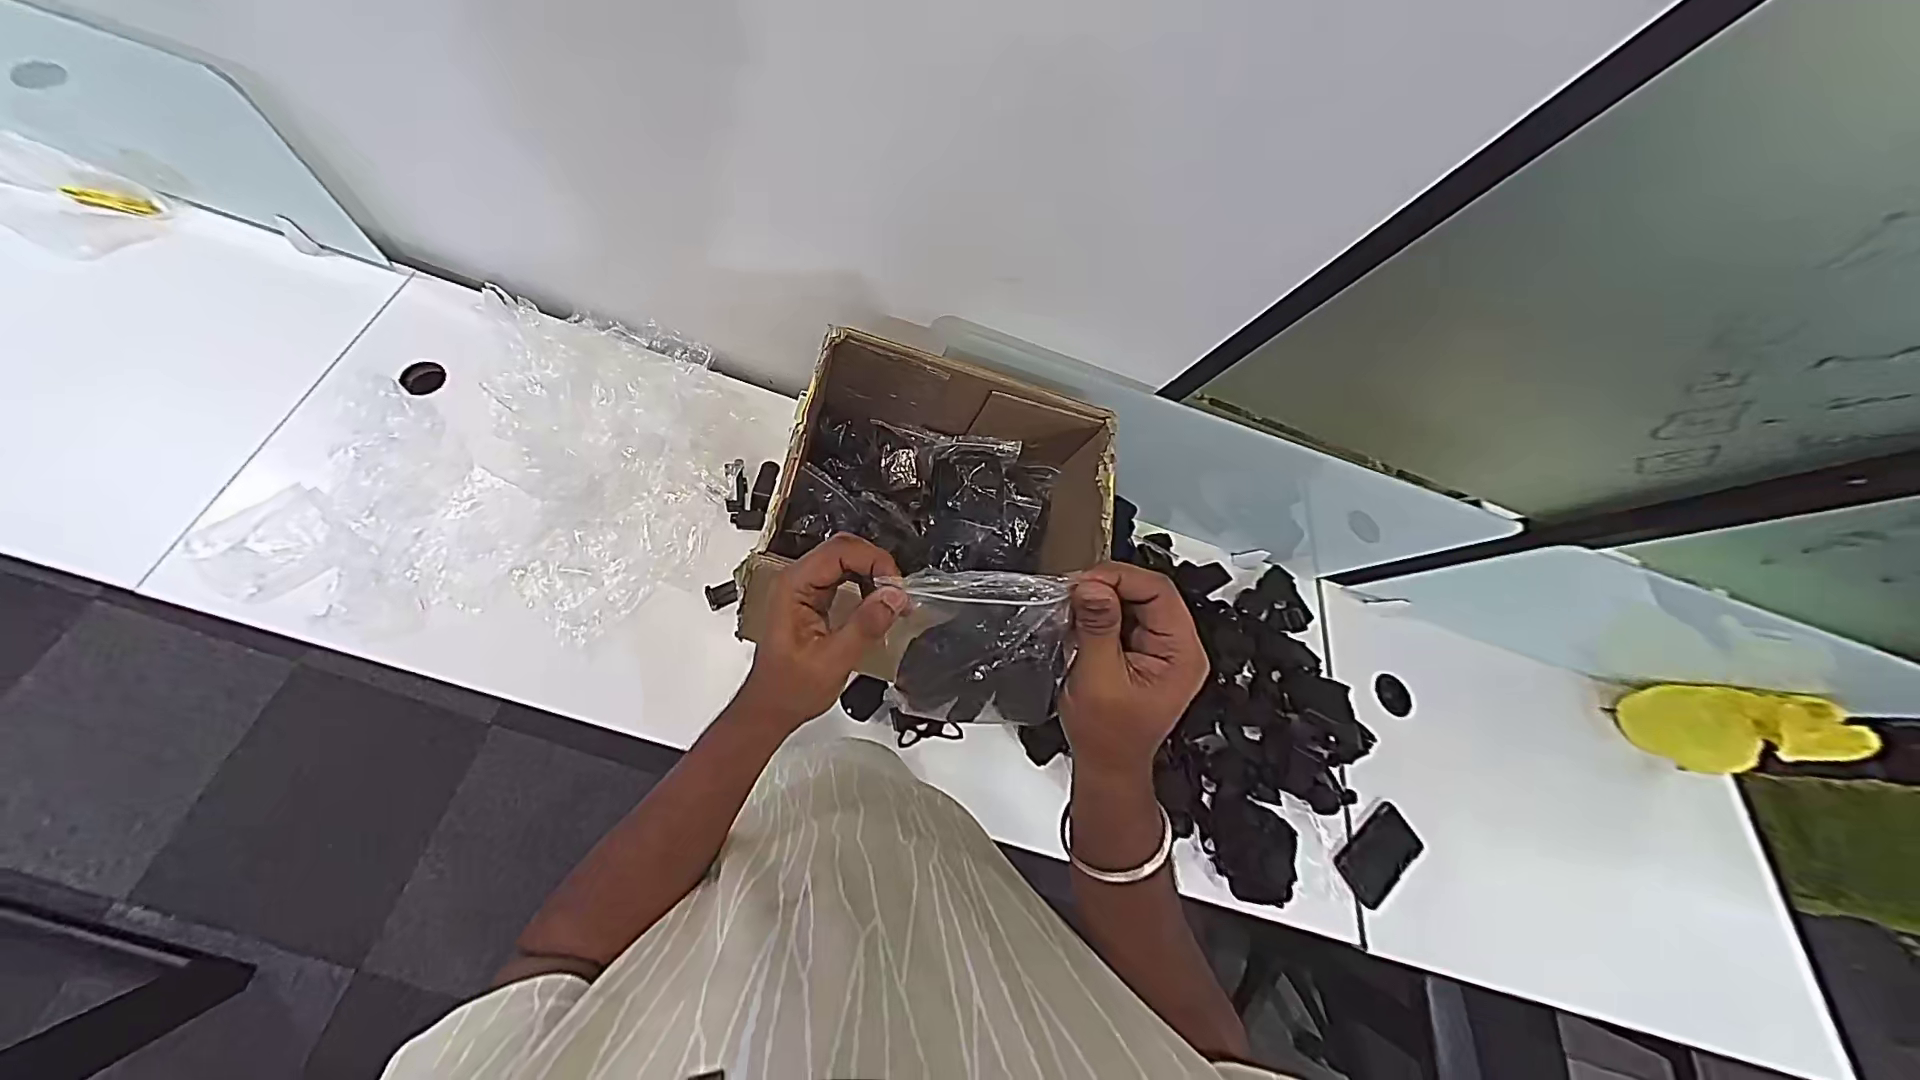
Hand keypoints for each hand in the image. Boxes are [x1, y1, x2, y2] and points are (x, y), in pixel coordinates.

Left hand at [737, 533, 908, 730]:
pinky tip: (879, 604)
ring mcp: (806, 588)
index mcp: (793, 587)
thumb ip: (865, 625)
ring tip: (893, 600)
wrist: (772, 707)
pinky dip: (868, 585)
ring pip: (848, 560)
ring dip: (874, 574)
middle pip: (844, 549)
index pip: (839, 551)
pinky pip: (846, 577)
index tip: (895, 586)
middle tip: (897, 592)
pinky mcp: (816, 598)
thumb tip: (893, 597)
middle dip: (877, 565)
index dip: (873, 561)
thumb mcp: (833, 661)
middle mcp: (797, 581)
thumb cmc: (789, 689)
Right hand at [1058, 562, 1209, 774]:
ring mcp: (1161, 648)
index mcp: (1181, 653)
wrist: (1107, 764)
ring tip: (1075, 608)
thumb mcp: (1097, 677)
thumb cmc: (1108, 736)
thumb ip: (1097, 628)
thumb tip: (1091, 587)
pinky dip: (1101, 614)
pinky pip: (1125, 617)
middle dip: (1109, 587)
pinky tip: (1082, 622)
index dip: (1121, 579)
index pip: (1159, 592)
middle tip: (1075, 592)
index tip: (1086, 582)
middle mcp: (1178, 647)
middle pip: (1148, 592)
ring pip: (1134, 601)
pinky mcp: (1143, 651)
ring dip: (1102, 599)